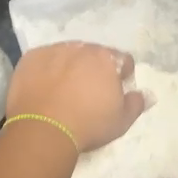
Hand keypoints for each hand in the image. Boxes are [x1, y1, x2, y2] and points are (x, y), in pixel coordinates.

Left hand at [6, 42, 146, 151]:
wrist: (43, 130)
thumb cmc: (88, 125)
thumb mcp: (121, 121)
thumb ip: (136, 104)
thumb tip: (147, 95)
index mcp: (107, 59)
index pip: (122, 60)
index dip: (122, 75)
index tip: (116, 90)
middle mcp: (81, 48)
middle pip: (93, 55)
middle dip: (94, 69)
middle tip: (88, 92)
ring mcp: (53, 51)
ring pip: (67, 55)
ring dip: (69, 67)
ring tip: (63, 90)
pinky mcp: (30, 58)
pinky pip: (43, 60)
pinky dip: (45, 70)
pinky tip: (43, 89)